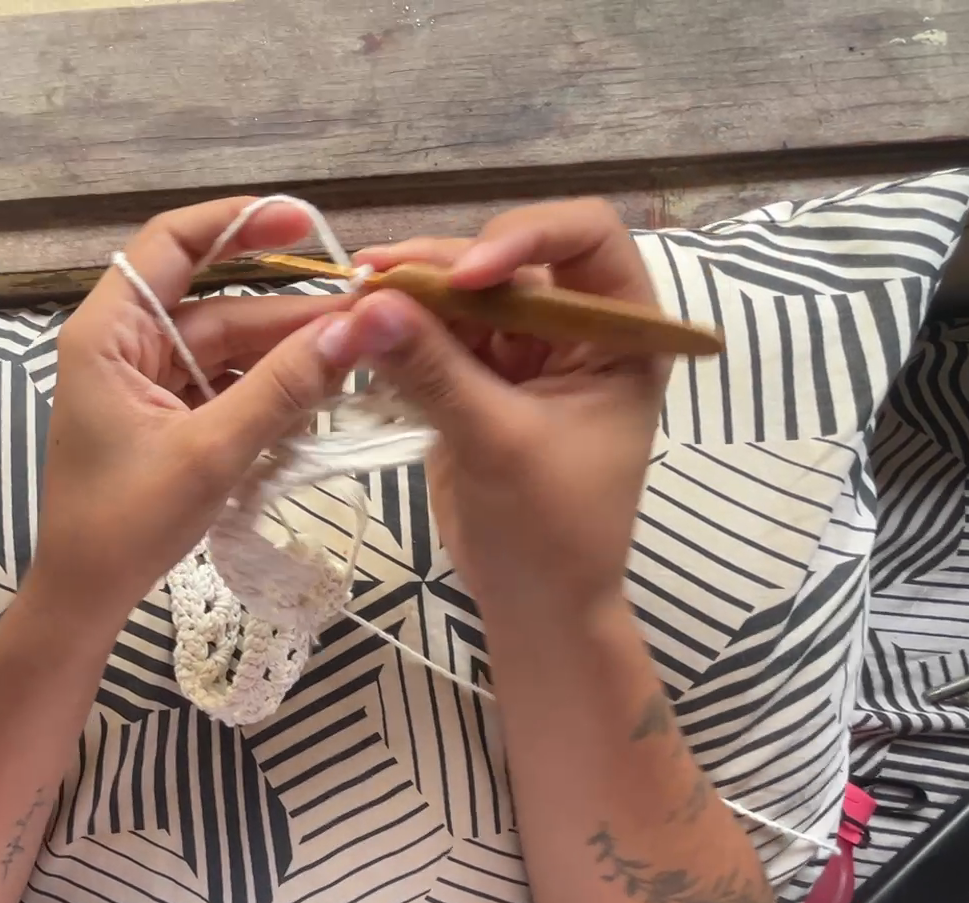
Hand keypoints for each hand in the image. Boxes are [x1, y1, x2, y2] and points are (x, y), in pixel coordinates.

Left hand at [33, 197, 356, 614]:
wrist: (85, 593)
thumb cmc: (128, 523)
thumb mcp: (211, 451)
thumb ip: (282, 388)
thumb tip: (354, 331)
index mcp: (108, 333)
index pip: (169, 245)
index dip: (237, 224)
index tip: (305, 224)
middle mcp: (121, 345)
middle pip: (213, 306)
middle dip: (284, 317)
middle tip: (359, 327)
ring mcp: (141, 383)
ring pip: (222, 350)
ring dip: (279, 360)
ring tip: (347, 368)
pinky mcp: (159, 417)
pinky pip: (217, 387)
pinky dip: (259, 392)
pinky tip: (308, 401)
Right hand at [330, 199, 667, 636]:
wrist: (532, 598)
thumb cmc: (549, 528)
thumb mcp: (497, 443)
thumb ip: (435, 371)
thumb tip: (368, 307)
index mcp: (618, 332)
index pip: (585, 240)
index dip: (524, 237)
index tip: (463, 278)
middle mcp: (570, 331)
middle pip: (506, 266)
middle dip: (440, 269)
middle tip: (368, 277)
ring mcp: (519, 357)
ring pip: (461, 303)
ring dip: (408, 299)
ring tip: (351, 297)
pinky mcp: (475, 386)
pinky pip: (434, 344)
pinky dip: (398, 338)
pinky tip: (357, 330)